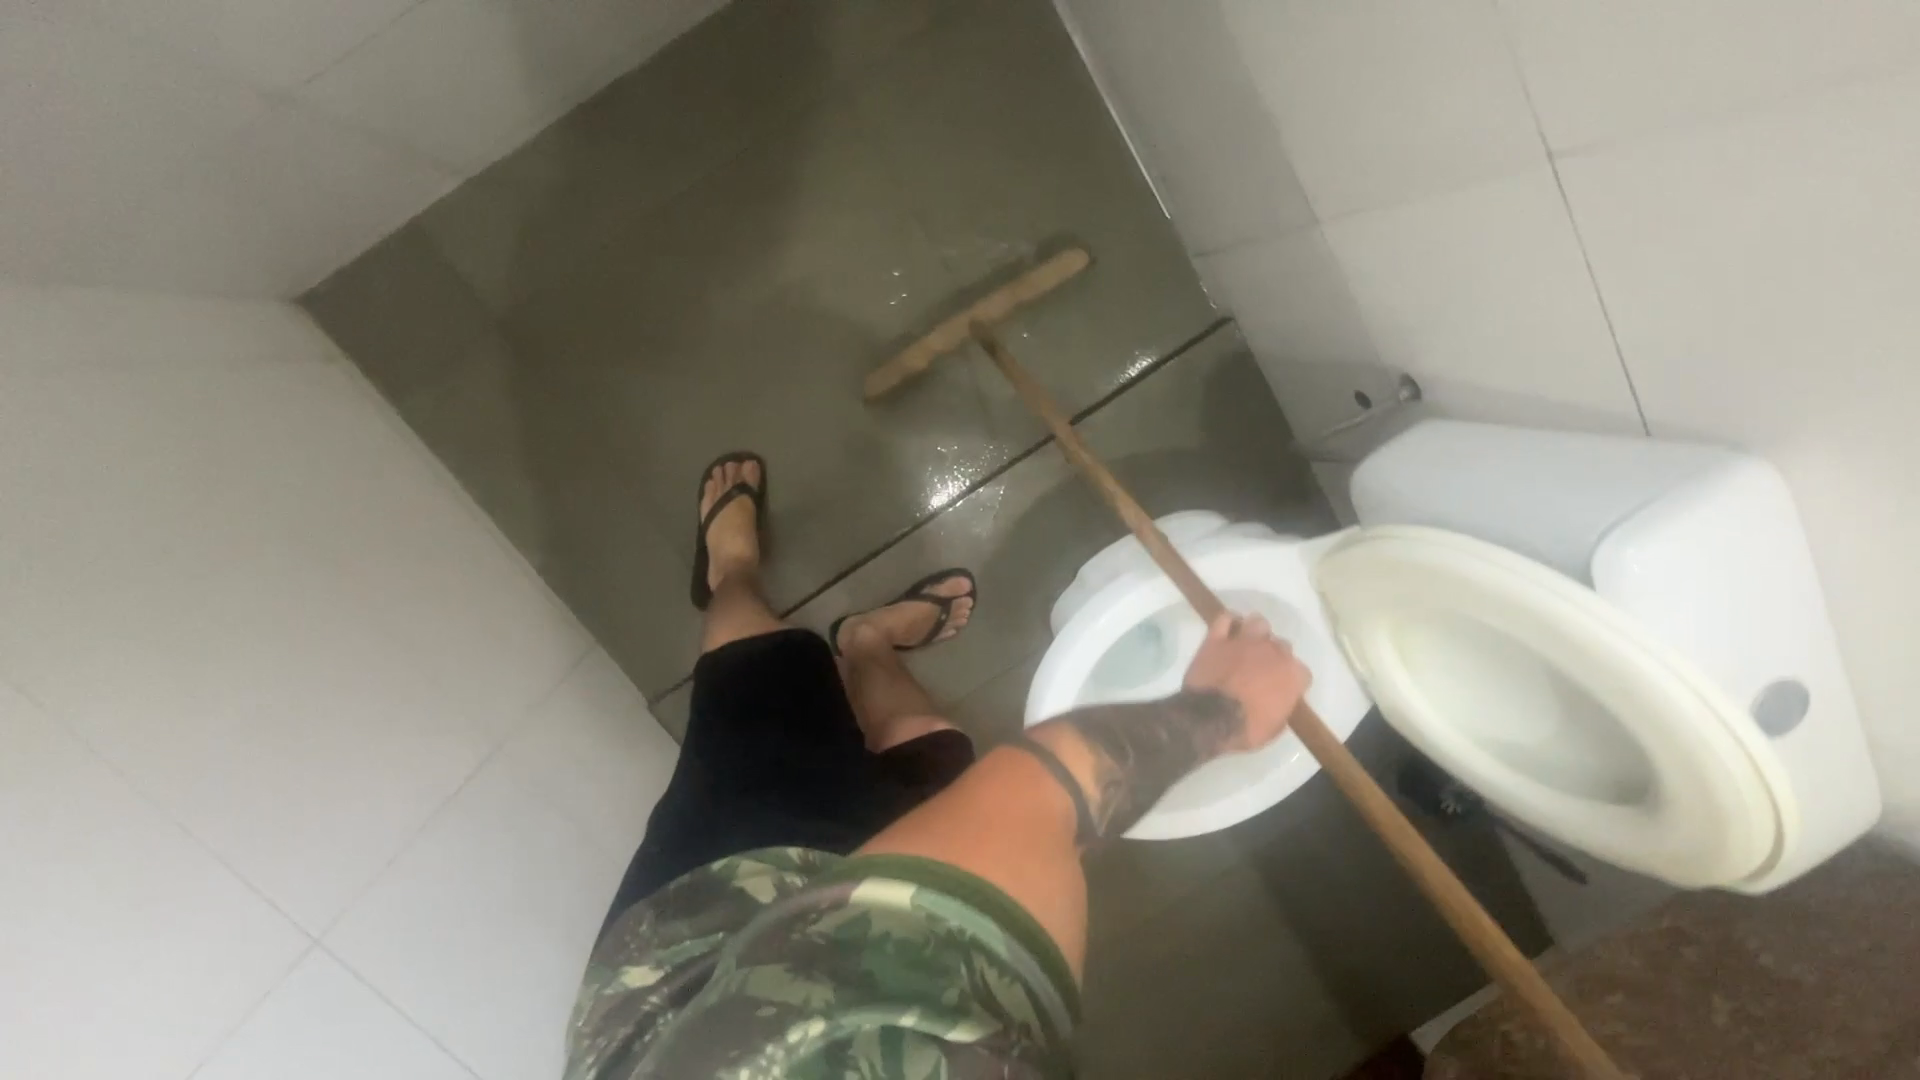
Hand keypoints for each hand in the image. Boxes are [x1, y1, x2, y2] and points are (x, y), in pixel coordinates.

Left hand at [1182, 613, 1310, 752]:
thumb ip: (1282, 705)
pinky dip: (1228, 622)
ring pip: (1258, 623)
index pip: (1301, 671)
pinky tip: (1228, 630)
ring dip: (1255, 632)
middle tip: (1260, 669)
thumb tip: (1277, 699)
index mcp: (1292, 674)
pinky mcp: (1217, 639)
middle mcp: (1273, 652)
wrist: (1210, 718)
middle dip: (1273, 656)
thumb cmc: (1247, 728)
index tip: (1282, 689)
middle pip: (1281, 645)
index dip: (1291, 680)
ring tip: (1247, 644)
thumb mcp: (1275, 726)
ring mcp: (1244, 641)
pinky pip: (1225, 619)